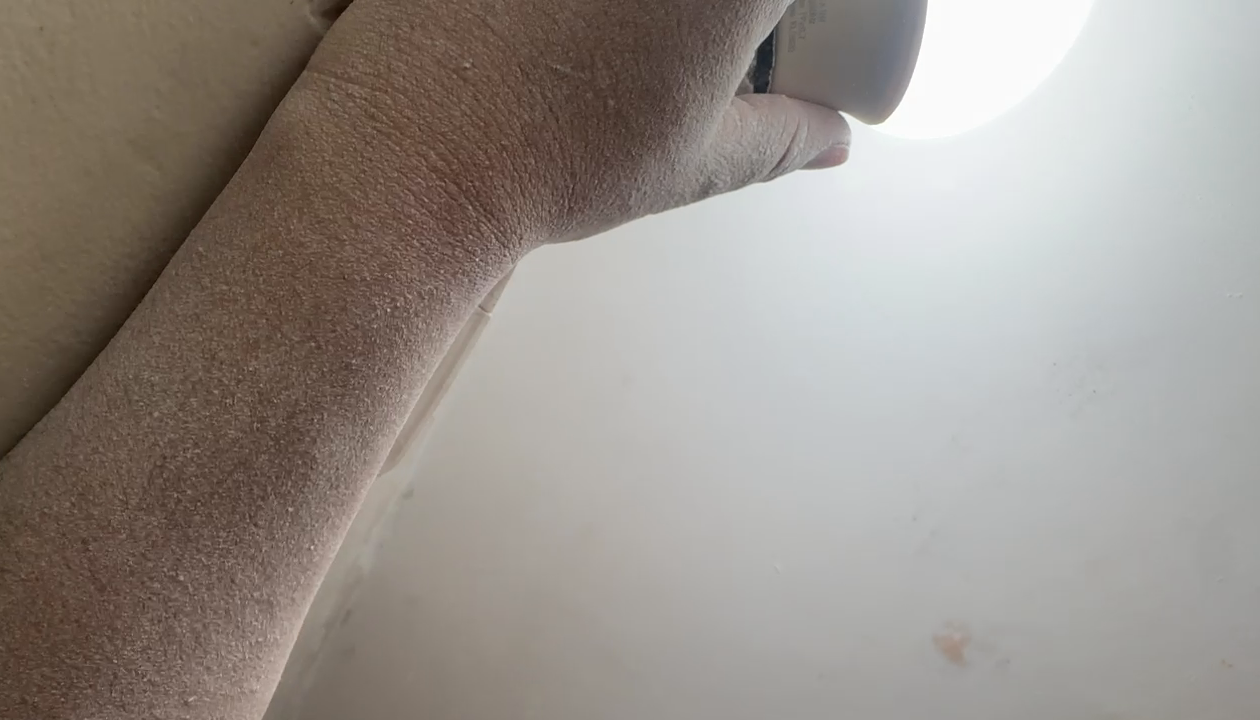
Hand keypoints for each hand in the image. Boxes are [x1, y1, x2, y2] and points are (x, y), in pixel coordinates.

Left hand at [284, 0, 850, 251]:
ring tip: (627, 49)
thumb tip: (831, 140)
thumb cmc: (558, 163)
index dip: (810, 20)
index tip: (787, 43)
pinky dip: (601, 8)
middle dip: (739, 18)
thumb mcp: (693, 164)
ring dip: (664, 15)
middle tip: (716, 49)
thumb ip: (780, 141)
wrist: (428, 149)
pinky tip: (575, 30)